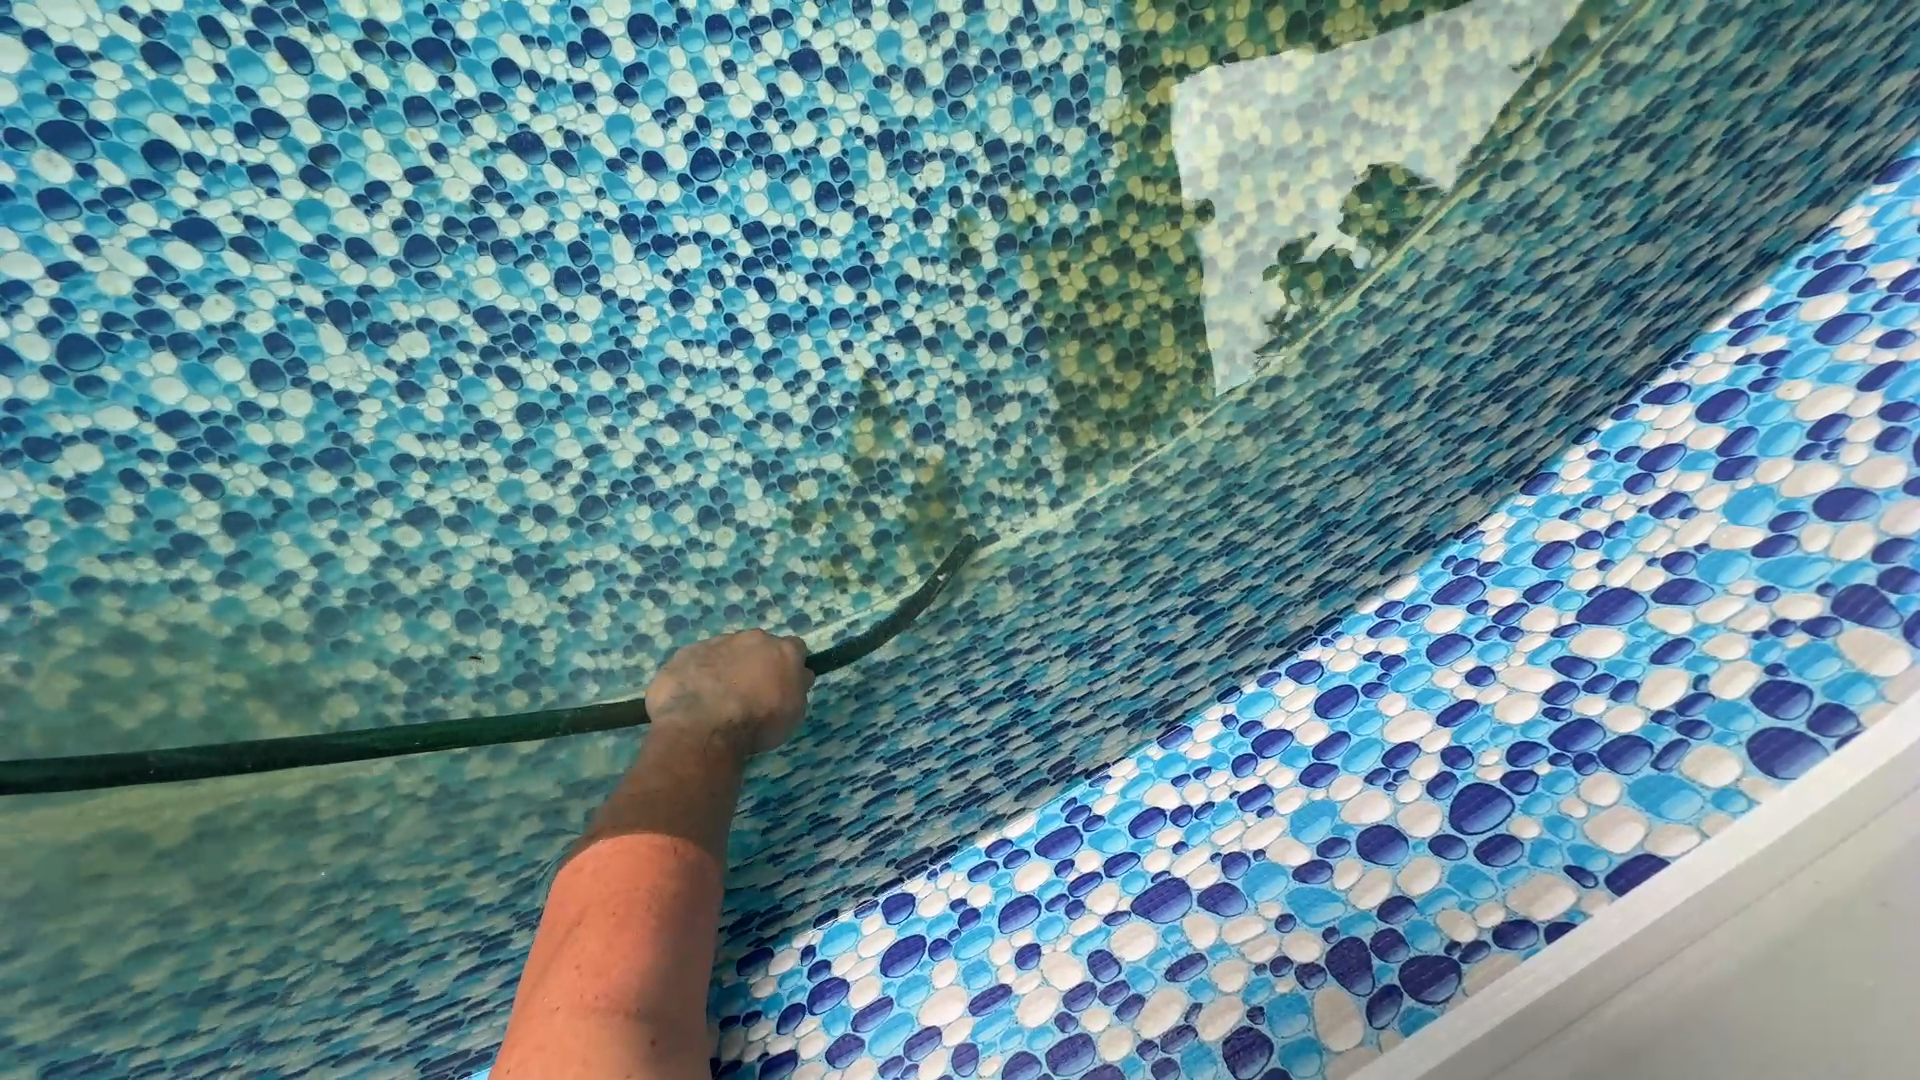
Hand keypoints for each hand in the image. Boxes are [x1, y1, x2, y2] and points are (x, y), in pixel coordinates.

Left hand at [644, 630, 813, 760]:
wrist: (703, 726)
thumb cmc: (757, 723)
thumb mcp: (793, 712)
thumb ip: (797, 687)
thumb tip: (799, 675)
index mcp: (783, 650)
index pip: (795, 648)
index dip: (790, 666)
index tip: (784, 684)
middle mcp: (752, 639)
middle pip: (758, 646)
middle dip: (755, 663)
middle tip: (748, 693)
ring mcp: (716, 643)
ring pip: (726, 650)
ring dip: (726, 667)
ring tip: (716, 699)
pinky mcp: (685, 653)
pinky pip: (697, 661)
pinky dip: (698, 675)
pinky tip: (693, 698)